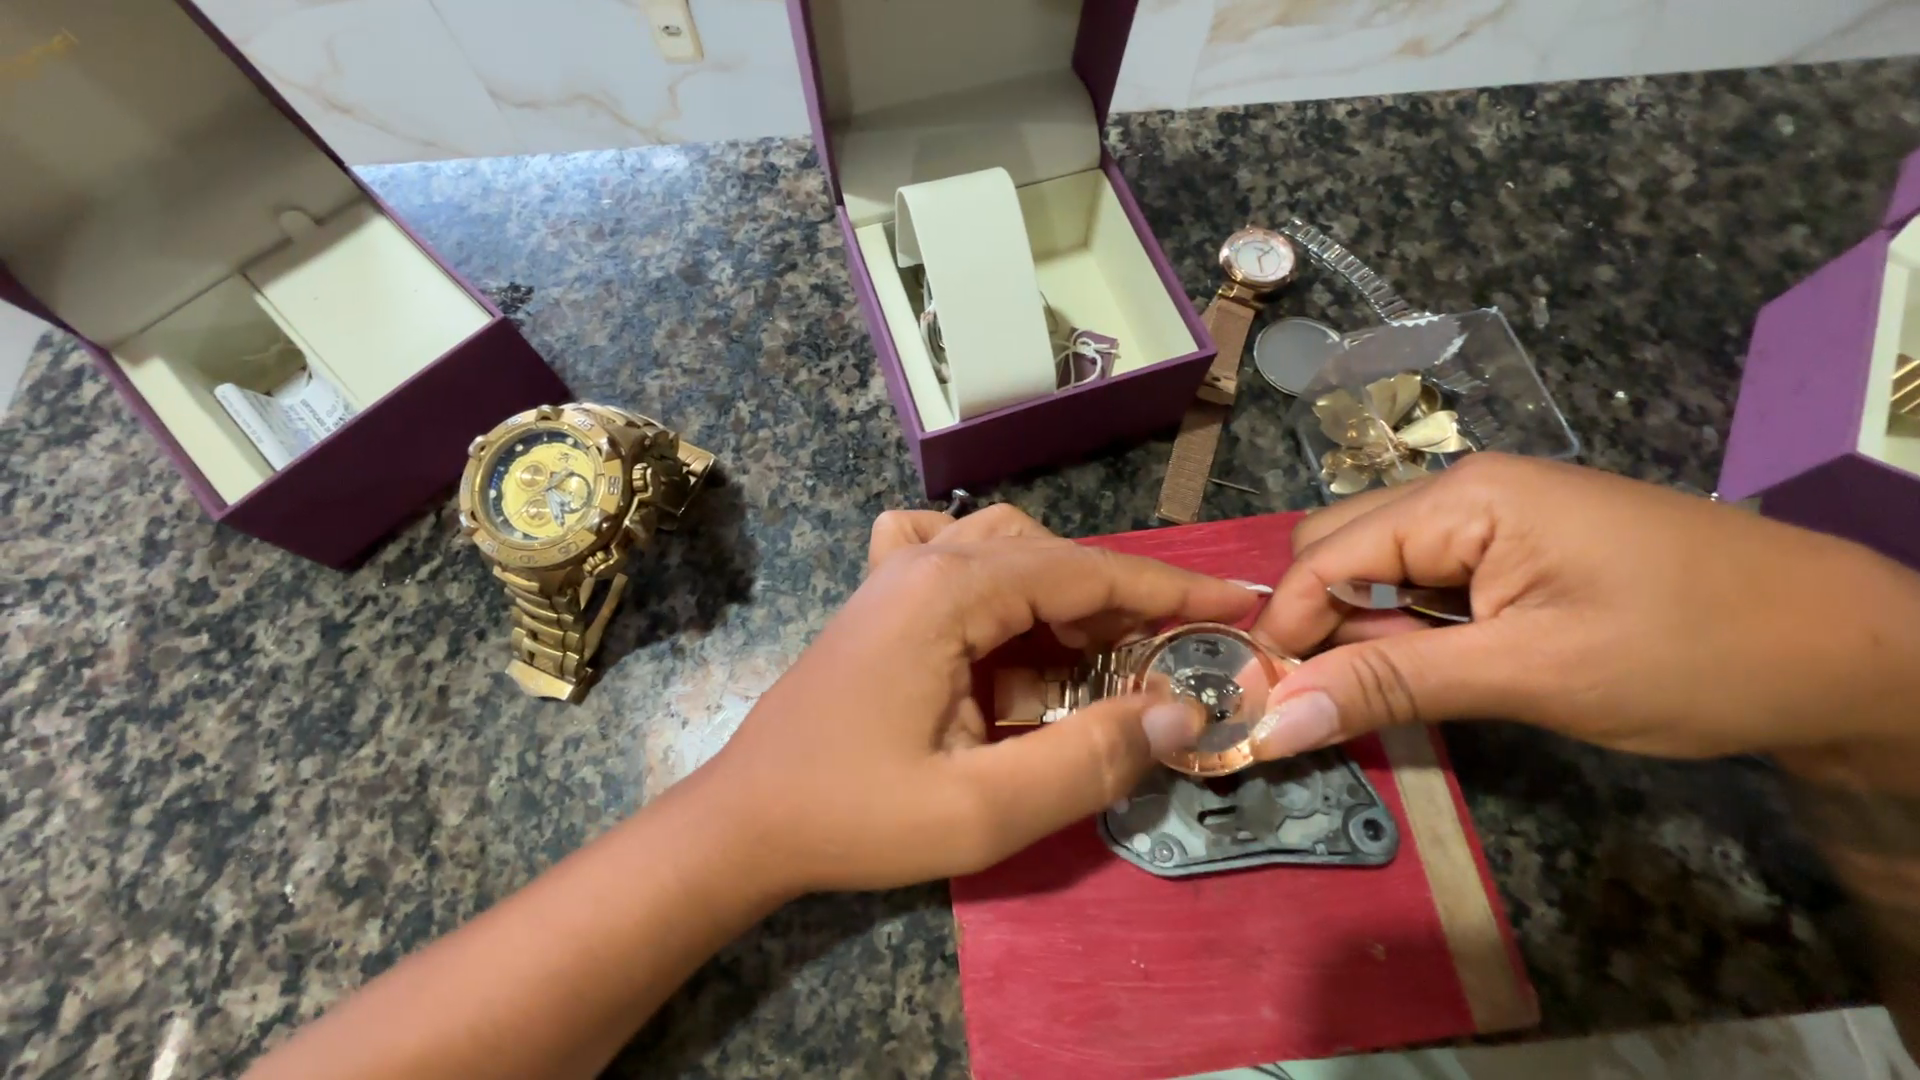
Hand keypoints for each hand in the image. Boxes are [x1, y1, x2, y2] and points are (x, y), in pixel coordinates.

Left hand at [704, 504, 1261, 892]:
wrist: (745, 820)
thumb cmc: (855, 816)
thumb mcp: (983, 809)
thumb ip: (1088, 758)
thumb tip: (1178, 712)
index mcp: (950, 590)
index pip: (1086, 571)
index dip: (1170, 588)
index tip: (1239, 603)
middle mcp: (924, 559)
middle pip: (1049, 556)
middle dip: (1115, 604)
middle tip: (1156, 665)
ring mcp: (895, 572)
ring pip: (1006, 552)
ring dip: (1059, 600)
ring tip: (1084, 664)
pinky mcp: (880, 597)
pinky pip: (950, 555)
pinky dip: (996, 580)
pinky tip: (998, 625)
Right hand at [1248, 454, 1919, 764]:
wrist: (1863, 654)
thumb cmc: (1697, 655)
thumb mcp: (1530, 676)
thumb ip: (1390, 687)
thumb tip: (1275, 722)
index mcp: (1462, 497)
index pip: (1323, 558)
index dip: (1287, 632)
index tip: (1267, 706)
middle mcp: (1462, 491)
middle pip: (1335, 549)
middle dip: (1321, 624)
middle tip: (1345, 696)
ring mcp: (1489, 516)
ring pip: (1372, 566)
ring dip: (1364, 629)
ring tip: (1403, 686)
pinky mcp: (1511, 548)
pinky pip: (1420, 579)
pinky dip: (1405, 626)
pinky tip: (1438, 663)